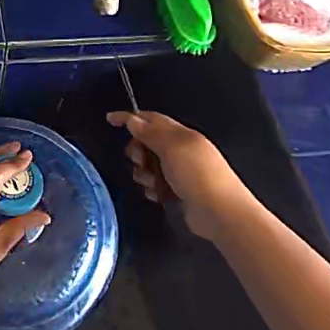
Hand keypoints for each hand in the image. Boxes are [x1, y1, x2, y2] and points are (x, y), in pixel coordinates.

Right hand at [105, 111, 261, 240]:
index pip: (151, 119)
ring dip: (144, 173)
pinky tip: (158, 196)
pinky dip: (153, 189)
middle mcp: (180, 150)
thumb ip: (151, 133)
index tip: (109, 120)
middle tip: (140, 160)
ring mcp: (179, 172)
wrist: (220, 212)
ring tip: (152, 183)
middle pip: (147, 143)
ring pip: (149, 166)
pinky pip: (156, 185)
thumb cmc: (197, 174)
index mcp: (181, 134)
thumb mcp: (172, 148)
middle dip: (138, 150)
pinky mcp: (178, 192)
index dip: (131, 117)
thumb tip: (133, 119)